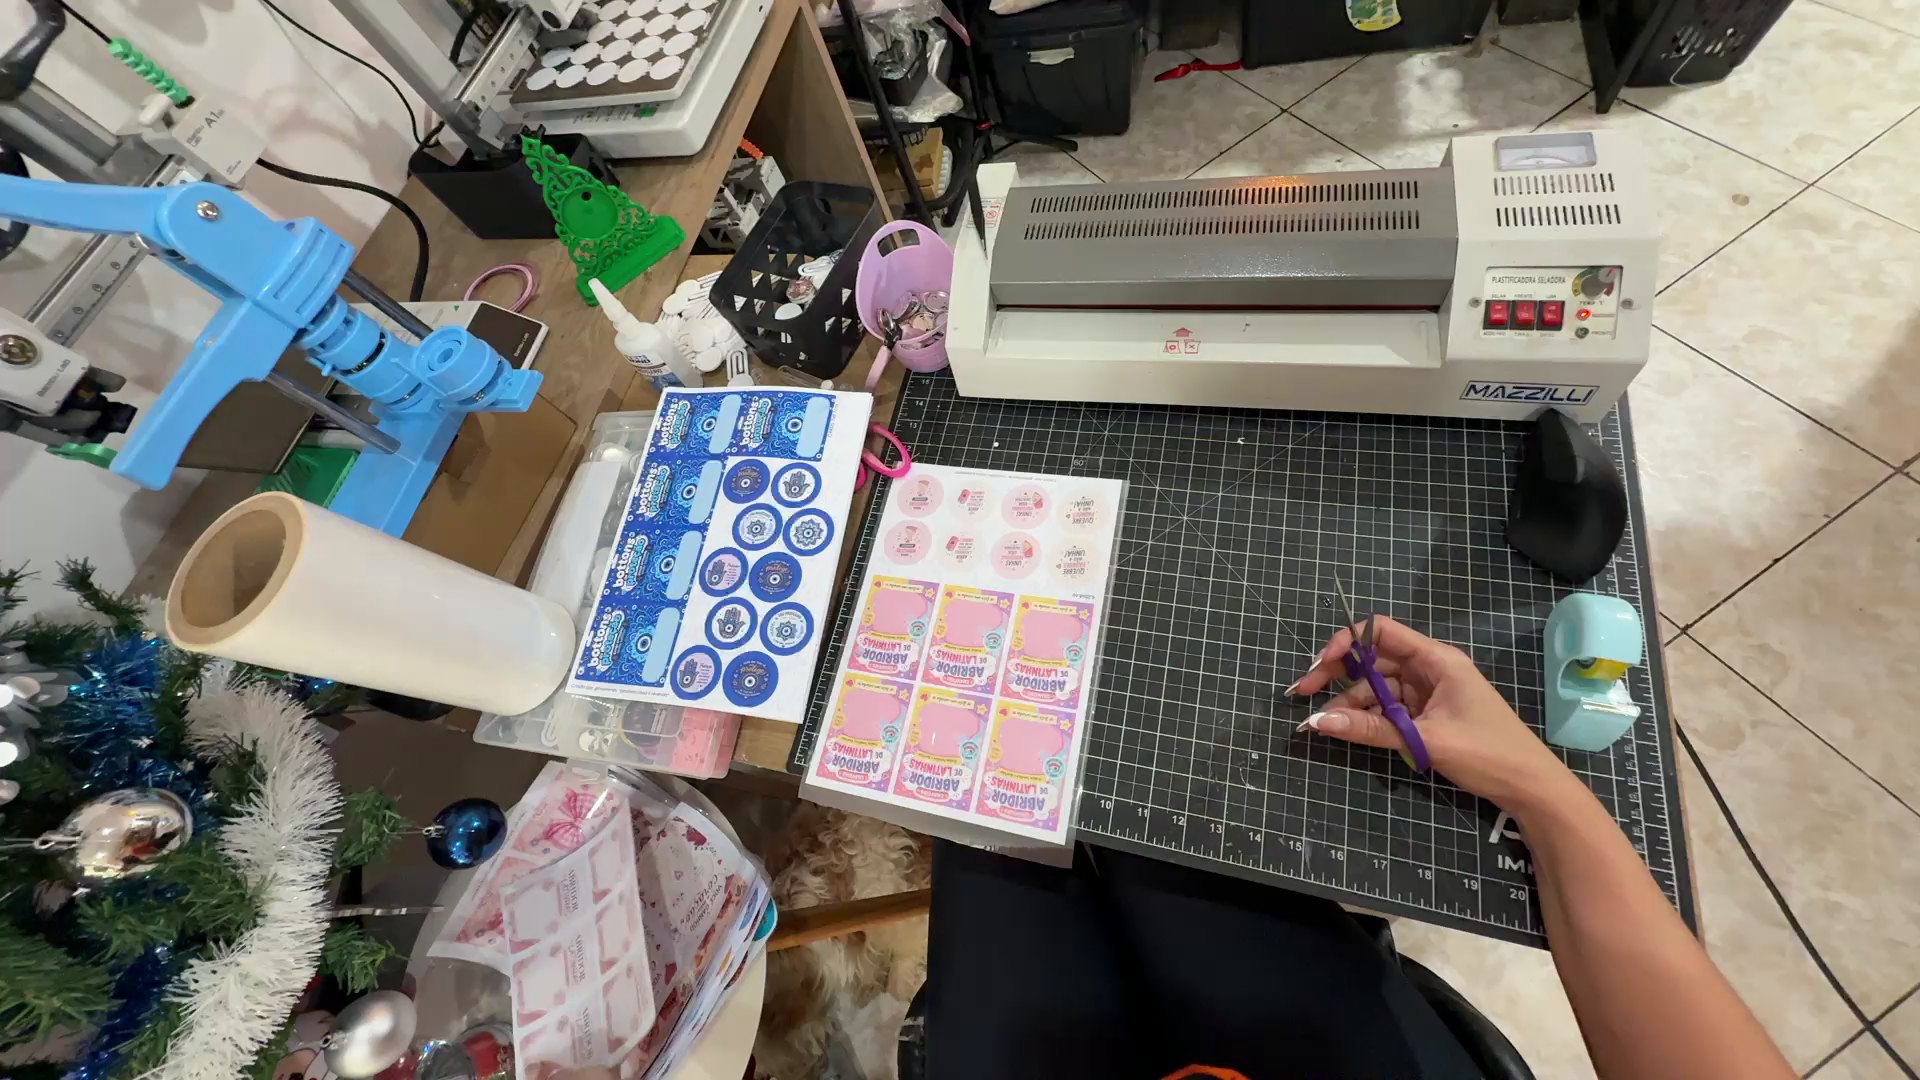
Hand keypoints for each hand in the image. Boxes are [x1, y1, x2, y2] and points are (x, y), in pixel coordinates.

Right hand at [1288, 616, 1578, 812]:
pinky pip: (1386, 708)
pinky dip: (1365, 717)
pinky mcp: (1425, 714)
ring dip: (1348, 703)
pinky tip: (1346, 729)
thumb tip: (1316, 722)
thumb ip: (1369, 730)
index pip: (1380, 631)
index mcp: (1436, 660)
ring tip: (1323, 724)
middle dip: (1337, 674)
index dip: (1346, 641)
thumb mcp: (1425, 740)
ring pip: (1374, 688)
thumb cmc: (1489, 754)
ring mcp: (1426, 692)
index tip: (1321, 664)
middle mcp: (1428, 669)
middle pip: (1371, 660)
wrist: (1533, 791)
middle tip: (1303, 692)